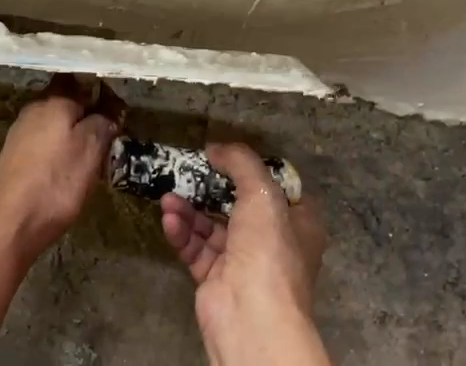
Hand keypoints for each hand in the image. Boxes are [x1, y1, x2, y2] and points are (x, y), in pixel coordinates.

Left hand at [0, 75, 123, 254]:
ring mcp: (20, 130)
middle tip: (108, 135)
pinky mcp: (14, 153)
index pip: (80, 81)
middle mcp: (34, 108)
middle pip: (66, 101)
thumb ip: (102, 122)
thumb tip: (109, 110)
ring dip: (72, 132)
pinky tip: (66, 167)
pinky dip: (57, 147)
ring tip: (90, 154)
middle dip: (86, 114)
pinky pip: (43, 140)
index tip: (117, 111)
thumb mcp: (91, 150)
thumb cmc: (57, 182)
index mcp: (54, 100)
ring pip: (54, 121)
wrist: (13, 221)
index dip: (100, 92)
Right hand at [161, 143, 328, 365]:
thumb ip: (240, 162)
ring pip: (212, 226)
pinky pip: (196, 248)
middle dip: (209, 187)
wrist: (251, 317)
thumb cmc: (268, 249)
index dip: (252, 169)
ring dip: (189, 209)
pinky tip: (169, 219)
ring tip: (168, 197)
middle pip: (237, 204)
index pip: (276, 188)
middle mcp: (273, 242)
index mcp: (297, 223)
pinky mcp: (215, 278)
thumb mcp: (262, 192)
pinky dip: (182, 232)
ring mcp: (243, 261)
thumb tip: (215, 148)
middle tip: (187, 170)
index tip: (226, 155)